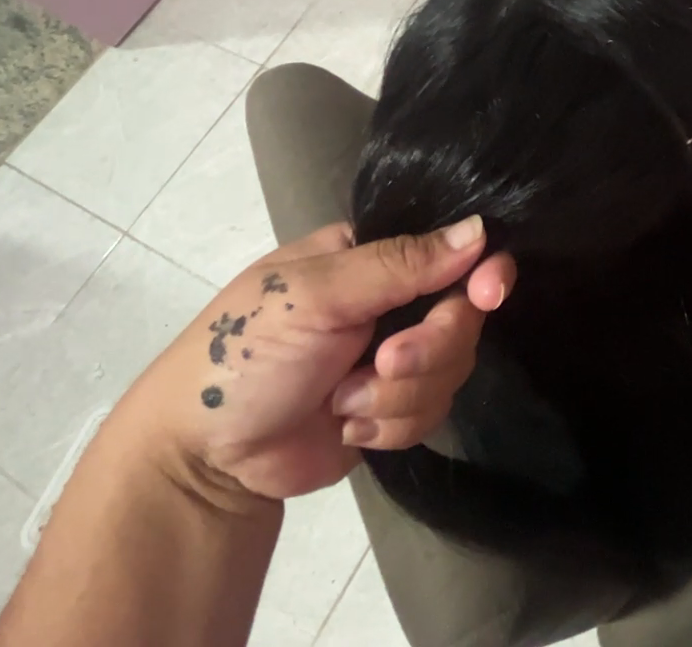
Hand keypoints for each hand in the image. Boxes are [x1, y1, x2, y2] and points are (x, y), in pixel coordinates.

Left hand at [121, 217, 513, 508]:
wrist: (203, 462)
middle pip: (462, 316)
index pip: (454, 251)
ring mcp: (397, 356)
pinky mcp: (396, 406)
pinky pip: (434, 410)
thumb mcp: (316, 296)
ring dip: (399, 394)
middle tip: (382, 364)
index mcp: (372, 259)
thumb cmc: (245, 356)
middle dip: (427, 349)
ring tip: (342, 403)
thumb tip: (481, 229)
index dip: (481, 273)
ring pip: (453, 367)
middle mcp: (393, 302)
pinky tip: (347, 425)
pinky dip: (391, 423)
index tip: (488, 294)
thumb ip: (401, 263)